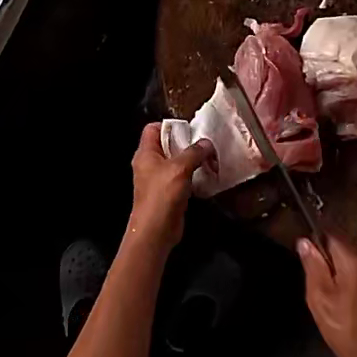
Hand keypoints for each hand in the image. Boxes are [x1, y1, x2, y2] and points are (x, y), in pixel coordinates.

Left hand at [124, 123, 213, 254]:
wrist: (156, 231)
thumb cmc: (162, 195)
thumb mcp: (179, 168)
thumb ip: (194, 152)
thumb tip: (206, 143)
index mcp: (145, 153)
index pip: (152, 129)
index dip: (169, 125)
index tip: (189, 129)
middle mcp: (149, 164)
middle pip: (167, 145)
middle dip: (186, 143)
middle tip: (205, 145)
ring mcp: (158, 179)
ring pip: (176, 162)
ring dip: (193, 161)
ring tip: (210, 160)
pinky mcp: (168, 193)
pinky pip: (181, 178)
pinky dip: (193, 176)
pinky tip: (207, 176)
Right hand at [297, 234, 356, 356]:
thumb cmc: (345, 330)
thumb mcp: (319, 298)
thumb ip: (312, 265)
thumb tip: (305, 241)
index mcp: (355, 261)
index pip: (333, 232)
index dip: (317, 235)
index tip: (306, 244)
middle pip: (346, 245)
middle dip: (330, 255)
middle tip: (318, 277)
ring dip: (344, 266)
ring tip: (333, 291)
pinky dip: (356, 276)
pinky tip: (350, 298)